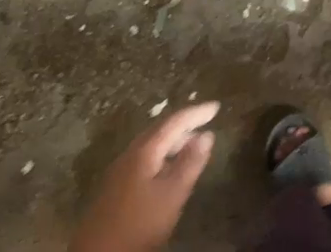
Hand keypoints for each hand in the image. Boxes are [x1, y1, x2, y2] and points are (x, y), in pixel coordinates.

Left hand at [71, 102, 217, 251]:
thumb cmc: (139, 223)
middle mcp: (128, 155)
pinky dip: (161, 156)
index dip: (196, 113)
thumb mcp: (172, 195)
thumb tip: (207, 135)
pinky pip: (142, 159)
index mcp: (143, 152)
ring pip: (150, 146)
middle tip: (205, 124)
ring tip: (191, 146)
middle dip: (183, 125)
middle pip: (159, 130)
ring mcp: (118, 171)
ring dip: (172, 141)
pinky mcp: (114, 188)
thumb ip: (190, 163)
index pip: (173, 122)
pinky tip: (167, 170)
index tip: (216, 107)